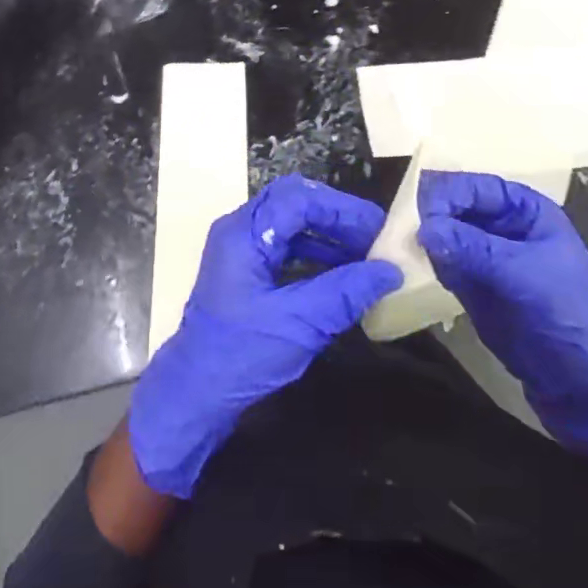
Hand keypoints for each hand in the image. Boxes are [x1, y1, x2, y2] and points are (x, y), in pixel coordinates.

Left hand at [130, 175, 402, 497]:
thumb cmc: (242, 353)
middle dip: (336, 217)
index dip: (341, 210)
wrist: (197, 388)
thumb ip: (344, 292)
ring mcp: (240, 250)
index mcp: (243, 235)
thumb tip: (390, 271)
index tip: (378, 230)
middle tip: (374, 239)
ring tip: (366, 257)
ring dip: (328, 235)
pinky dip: (314, 254)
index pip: (296, 199)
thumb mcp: (300, 323)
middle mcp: (238, 231)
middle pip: (292, 202)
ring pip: (289, 223)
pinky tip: (343, 275)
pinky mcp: (245, 270)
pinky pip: (284, 247)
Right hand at [416, 171, 587, 460]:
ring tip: (399, 250)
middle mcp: (503, 228)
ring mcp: (485, 258)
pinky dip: (424, 263)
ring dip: (421, 240)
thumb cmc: (571, 320)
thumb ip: (473, 248)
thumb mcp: (524, 277)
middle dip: (427, 215)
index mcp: (527, 213)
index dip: (446, 193)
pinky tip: (410, 269)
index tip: (417, 211)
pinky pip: (441, 263)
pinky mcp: (472, 286)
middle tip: (399, 232)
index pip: (475, 186)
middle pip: (454, 206)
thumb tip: (423, 228)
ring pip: (442, 234)